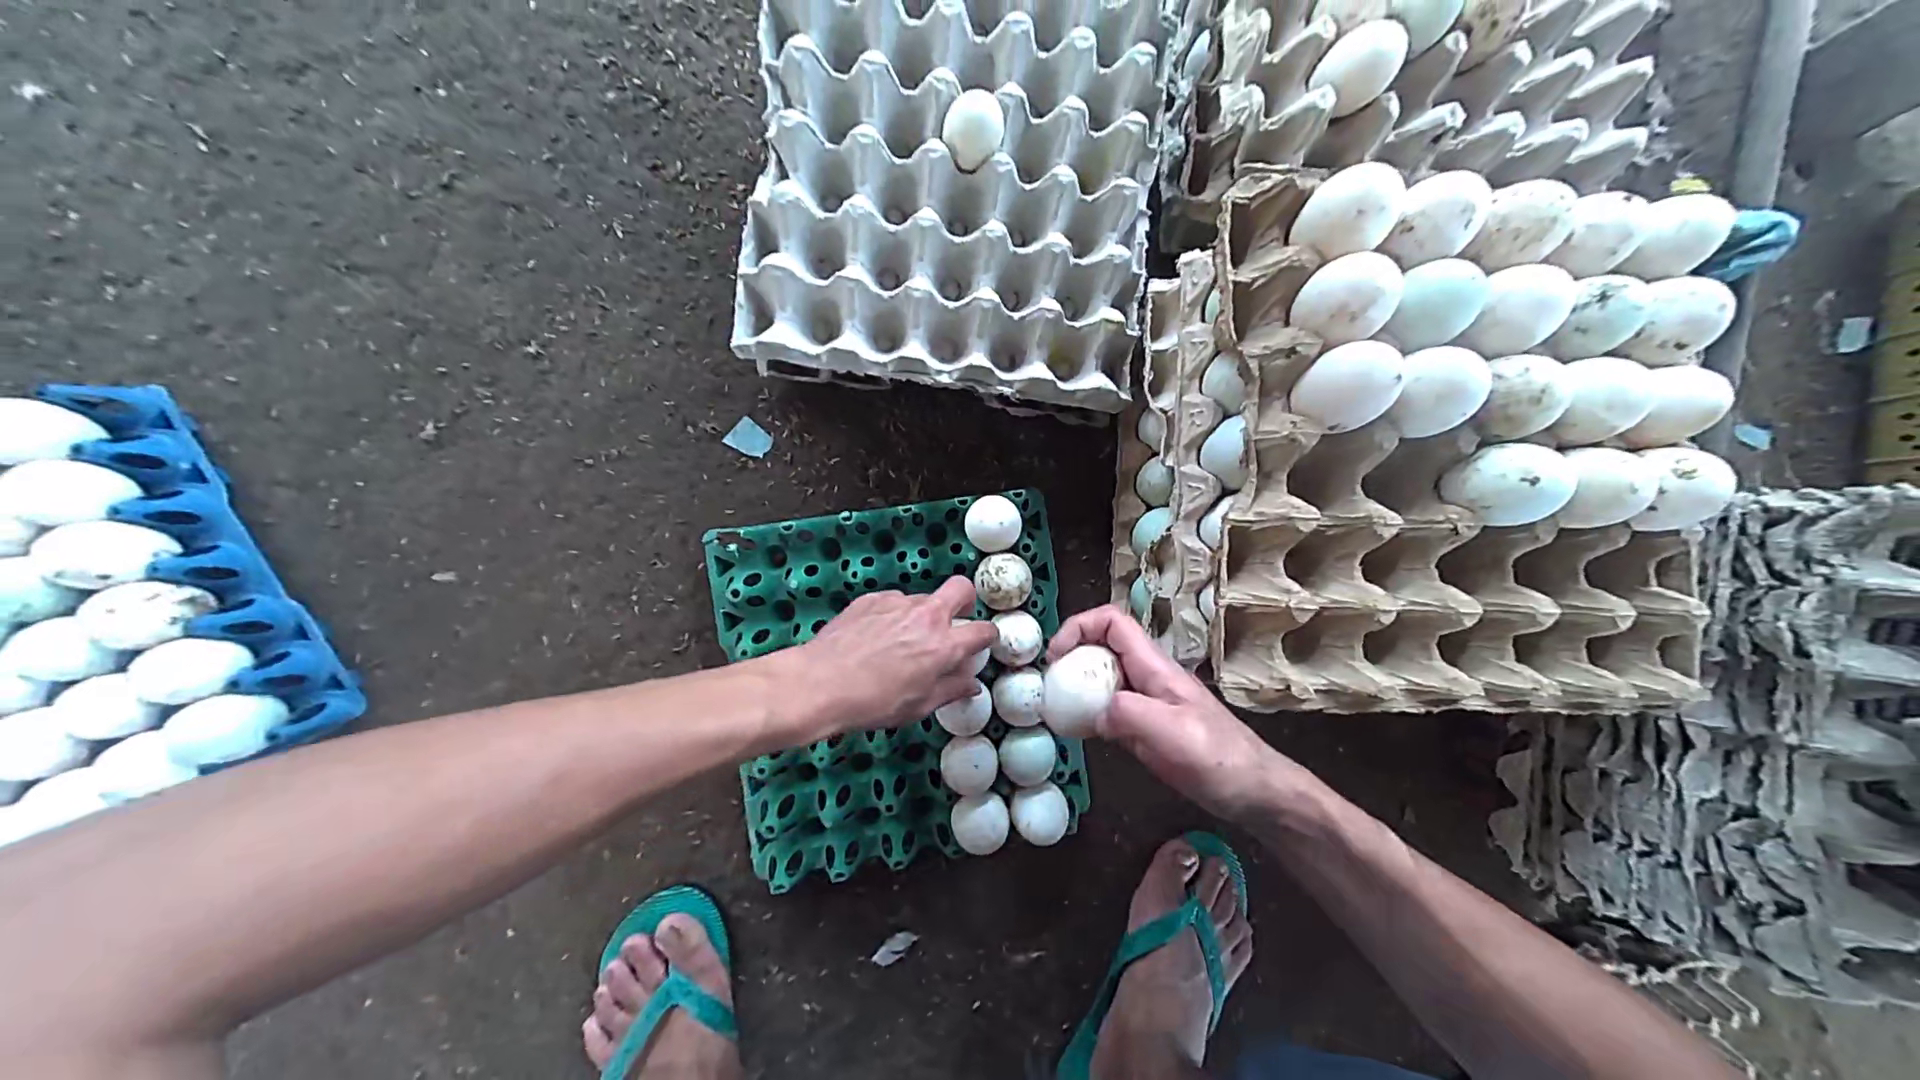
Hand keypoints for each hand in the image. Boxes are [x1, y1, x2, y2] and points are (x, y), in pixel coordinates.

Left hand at [777, 576, 996, 737]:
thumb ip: (951, 689)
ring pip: (922, 598)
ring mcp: (897, 603)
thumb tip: (969, 683)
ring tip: (902, 642)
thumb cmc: (871, 702)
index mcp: (943, 646)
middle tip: (955, 620)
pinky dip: (893, 616)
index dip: (987, 636)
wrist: (819, 683)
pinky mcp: (871, 599)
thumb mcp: (919, 706)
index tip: (981, 643)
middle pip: (961, 589)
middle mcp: (925, 617)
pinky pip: (893, 602)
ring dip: (922, 615)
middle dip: (965, 601)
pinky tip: (876, 638)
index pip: (983, 630)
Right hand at [1049, 605, 1311, 821]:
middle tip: (1050, 687)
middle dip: (1071, 657)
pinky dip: (1089, 713)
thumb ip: (1128, 714)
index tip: (1056, 657)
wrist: (1255, 793)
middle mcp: (1148, 678)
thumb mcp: (1171, 733)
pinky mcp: (1147, 727)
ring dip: (1077, 686)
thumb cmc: (1218, 759)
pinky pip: (1109, 708)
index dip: (1079, 627)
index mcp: (1155, 668)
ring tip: (1058, 710)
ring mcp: (1148, 703)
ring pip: (1103, 678)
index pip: (1112, 623)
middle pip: (1102, 647)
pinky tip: (1081, 733)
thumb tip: (1095, 713)